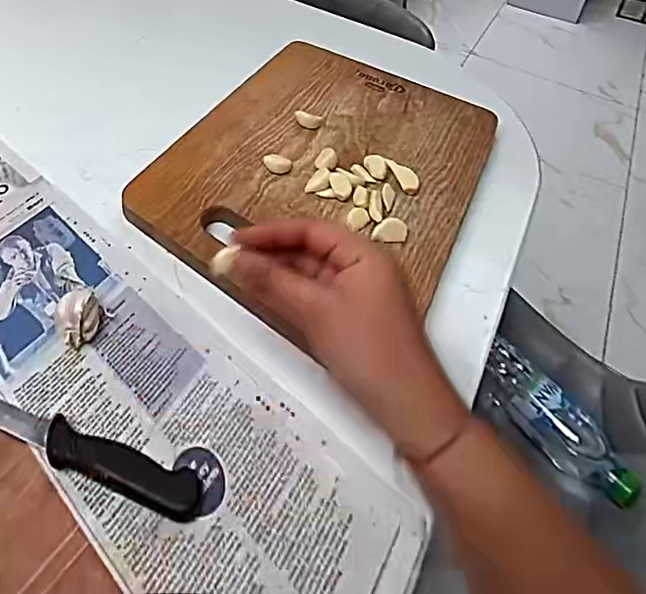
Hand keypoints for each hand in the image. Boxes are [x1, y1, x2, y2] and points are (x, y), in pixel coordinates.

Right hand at [227, 220, 468, 462]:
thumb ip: (272, 279)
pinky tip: (262, 293)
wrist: (412, 413)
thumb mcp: (315, 310)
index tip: (236, 238)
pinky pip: (311, 294)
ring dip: (274, 273)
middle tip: (233, 257)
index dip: (268, 232)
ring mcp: (356, 294)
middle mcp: (362, 269)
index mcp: (364, 255)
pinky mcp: (349, 317)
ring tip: (239, 273)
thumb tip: (236, 257)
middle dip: (268, 253)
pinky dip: (286, 292)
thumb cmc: (372, 354)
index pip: (308, 230)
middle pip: (306, 249)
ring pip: (306, 273)